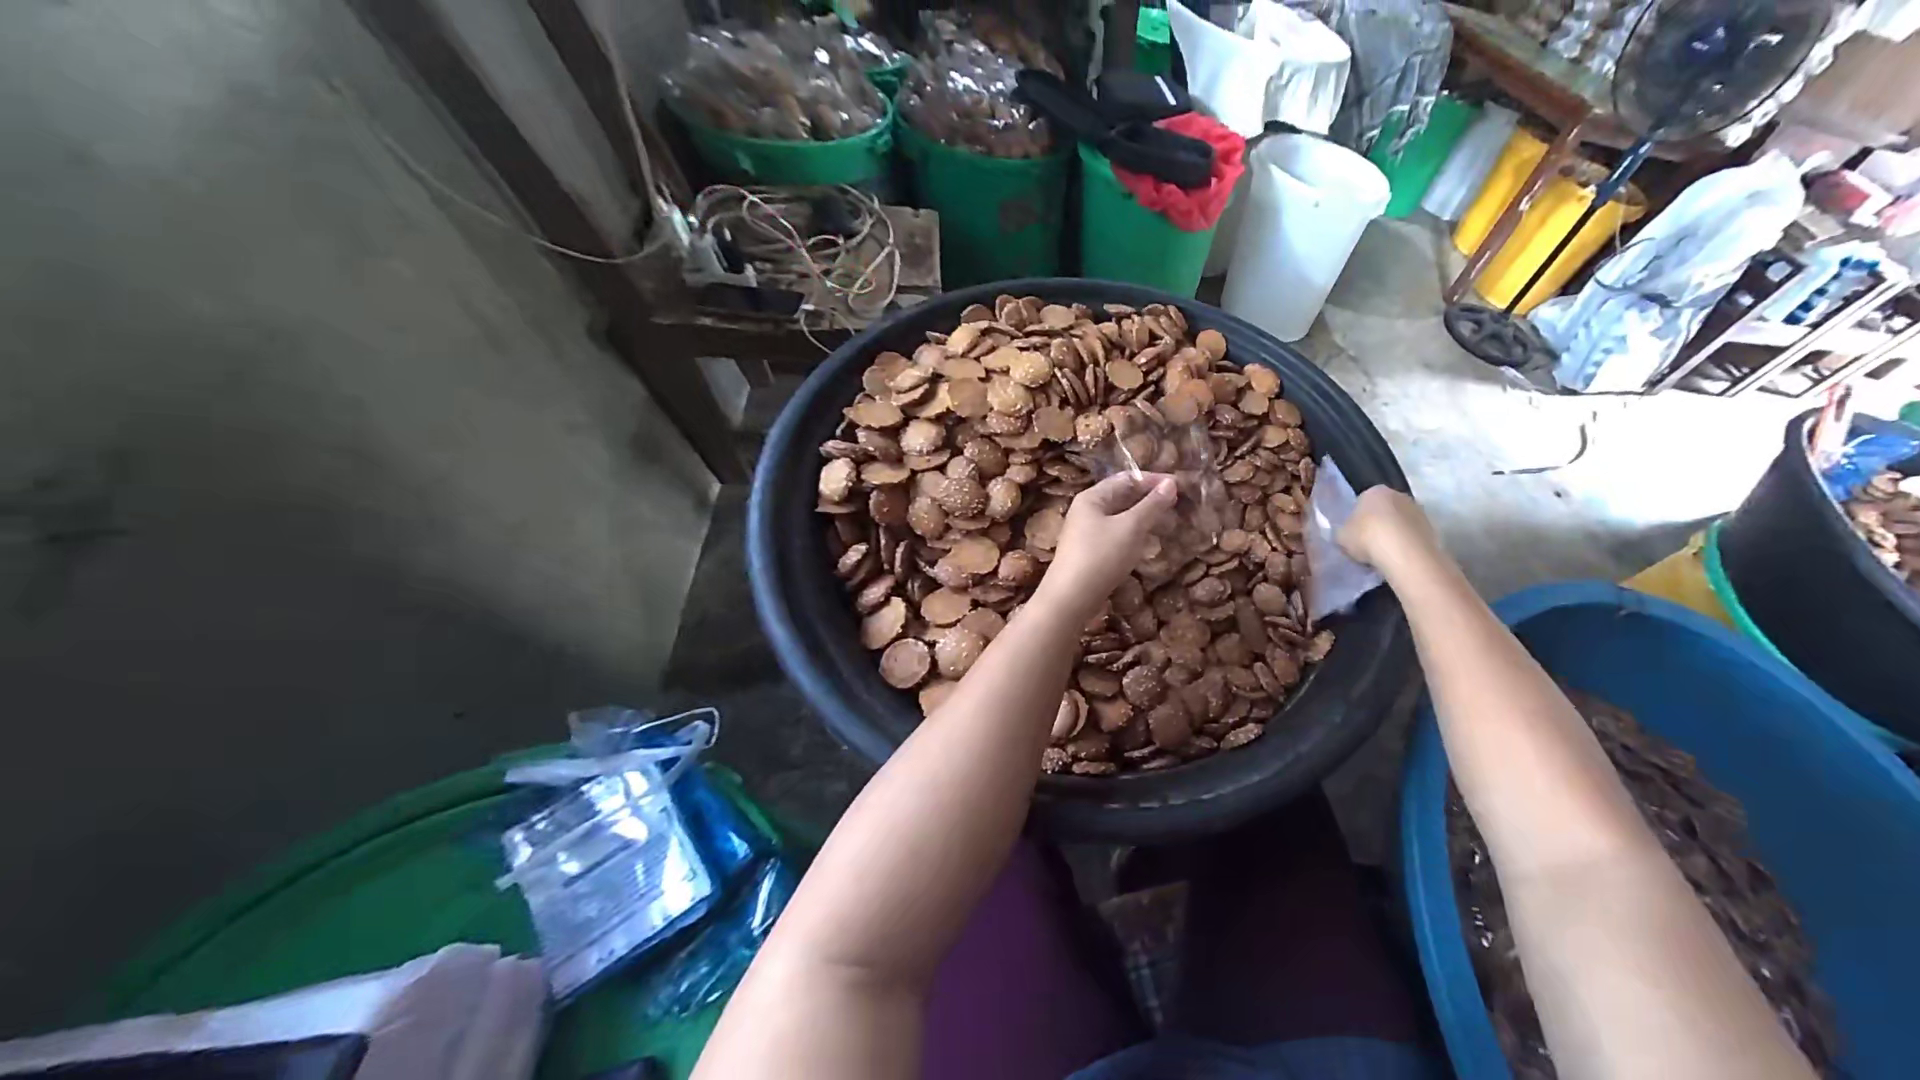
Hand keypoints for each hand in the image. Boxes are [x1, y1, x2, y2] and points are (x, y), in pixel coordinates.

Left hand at [1040, 472, 1178, 612]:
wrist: (1071, 597)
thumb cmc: (1101, 556)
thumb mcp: (1131, 528)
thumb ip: (1151, 505)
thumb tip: (1170, 483)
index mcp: (1092, 497)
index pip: (1126, 478)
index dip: (1153, 480)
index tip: (1181, 486)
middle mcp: (1086, 510)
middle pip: (1122, 496)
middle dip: (1150, 498)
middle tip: (1179, 504)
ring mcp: (1087, 532)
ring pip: (1120, 516)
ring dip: (1144, 516)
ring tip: (1170, 521)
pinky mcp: (1091, 551)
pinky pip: (1116, 533)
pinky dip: (1134, 532)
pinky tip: (1149, 541)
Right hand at [1337, 486, 1438, 570]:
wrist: (1403, 553)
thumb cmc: (1366, 537)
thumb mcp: (1341, 536)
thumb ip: (1343, 531)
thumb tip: (1347, 534)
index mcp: (1374, 491)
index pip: (1362, 501)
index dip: (1357, 518)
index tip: (1354, 533)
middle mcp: (1399, 495)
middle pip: (1384, 510)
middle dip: (1377, 523)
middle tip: (1368, 543)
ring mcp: (1418, 510)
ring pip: (1400, 522)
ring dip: (1393, 533)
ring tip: (1384, 553)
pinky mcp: (1432, 527)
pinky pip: (1412, 534)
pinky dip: (1406, 543)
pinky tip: (1398, 556)